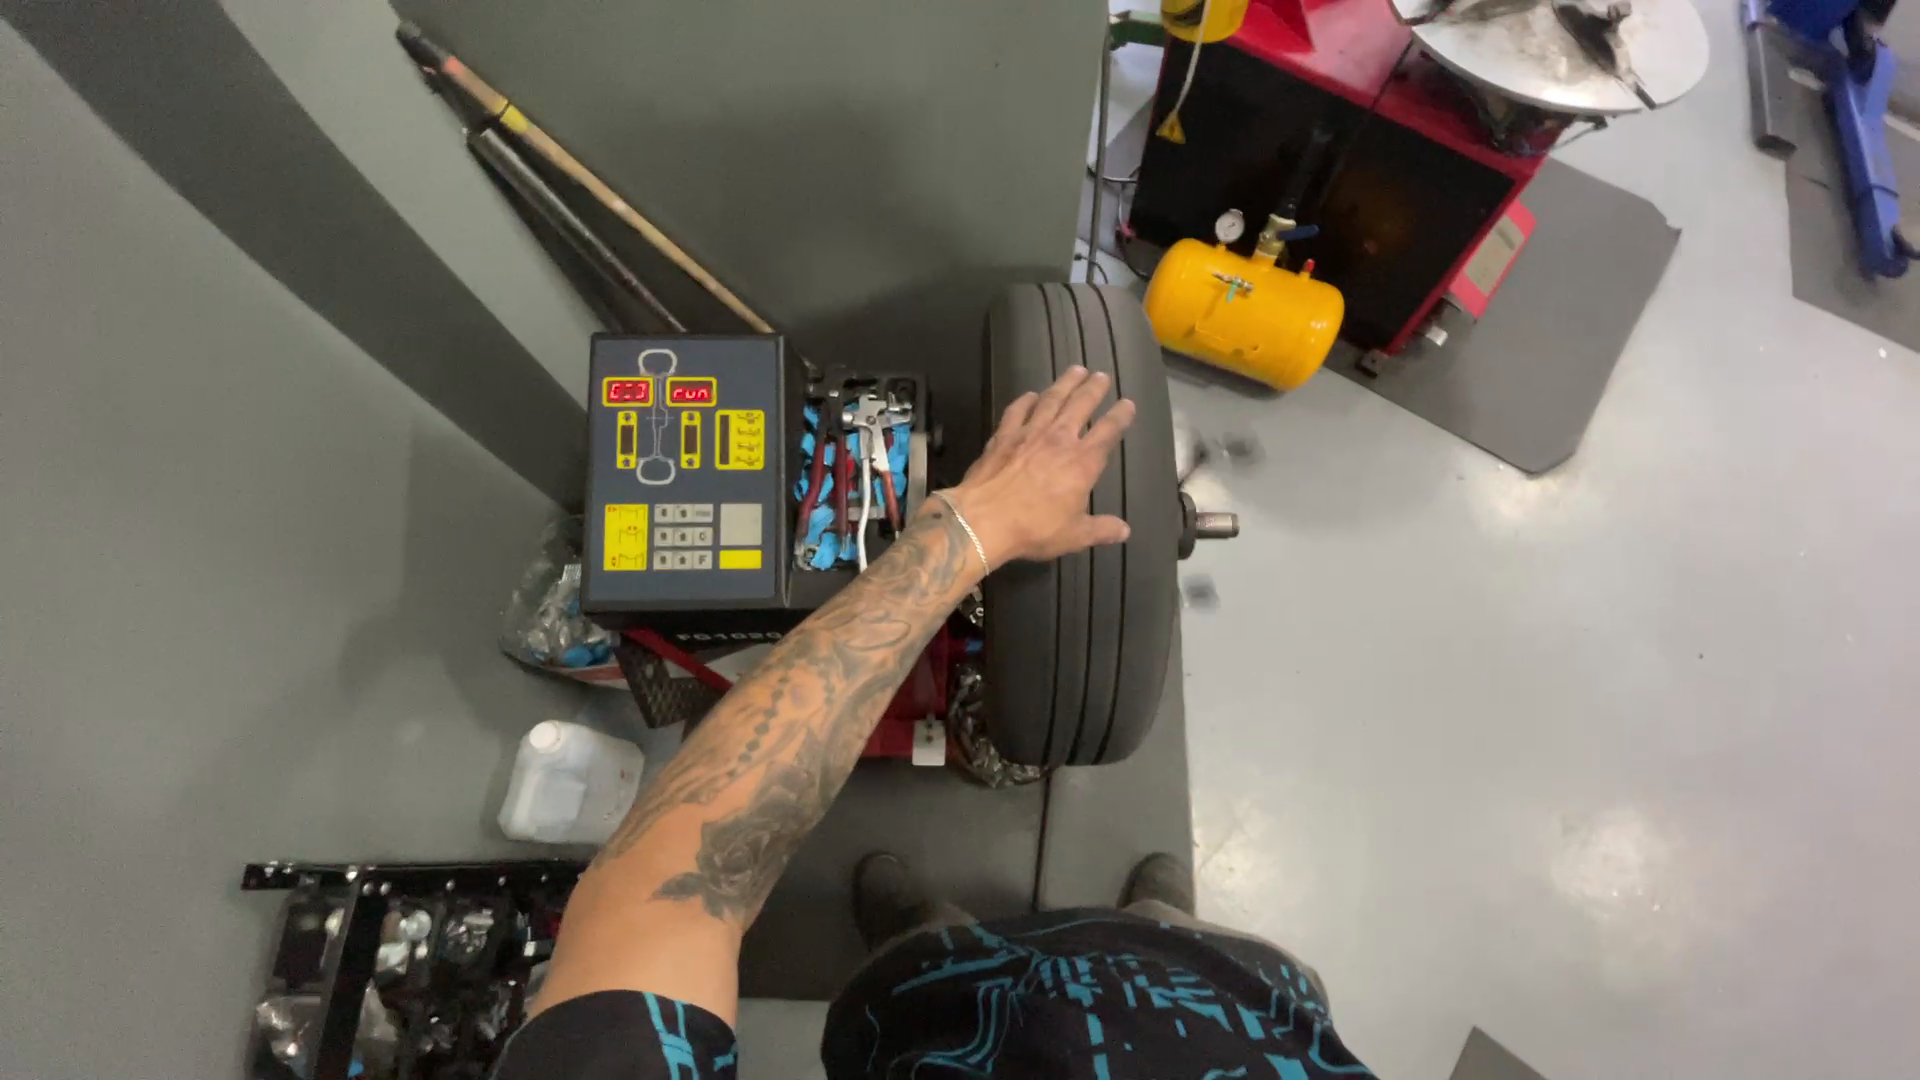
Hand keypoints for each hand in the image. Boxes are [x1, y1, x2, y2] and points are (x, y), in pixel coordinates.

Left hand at [941, 366, 1135, 568]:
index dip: (1121, 416)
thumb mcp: (1074, 535)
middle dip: (1094, 388)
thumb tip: (1124, 531)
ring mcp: (1029, 434)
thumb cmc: (1034, 529)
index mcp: (1083, 462)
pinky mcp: (1003, 436)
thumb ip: (1101, 529)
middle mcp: (1059, 439)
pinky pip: (1017, 410)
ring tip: (1076, 370)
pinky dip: (1025, 400)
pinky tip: (1030, 395)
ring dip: (1065, 383)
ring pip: (1051, 399)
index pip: (1108, 431)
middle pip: (1081, 404)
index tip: (1128, 404)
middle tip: (1101, 375)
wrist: (983, 520)